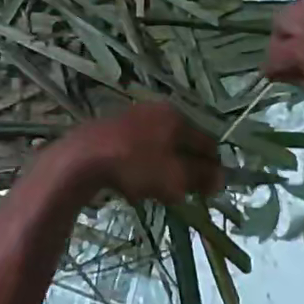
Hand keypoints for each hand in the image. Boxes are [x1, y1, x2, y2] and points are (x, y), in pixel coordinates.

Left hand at [44, 102, 222, 202]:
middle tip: (180, 192)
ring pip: (160, 147)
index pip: (207, 142)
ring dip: (163, 170)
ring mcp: (132, 117)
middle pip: (183, 143)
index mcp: (176, 116)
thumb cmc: (136, 165)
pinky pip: (138, 149)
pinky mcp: (112, 129)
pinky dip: (142, 166)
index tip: (208, 192)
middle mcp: (157, 110)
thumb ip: (200, 177)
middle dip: (186, 169)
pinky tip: (133, 183)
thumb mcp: (175, 176)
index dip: (211, 168)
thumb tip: (221, 178)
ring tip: (155, 190)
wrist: (82, 159)